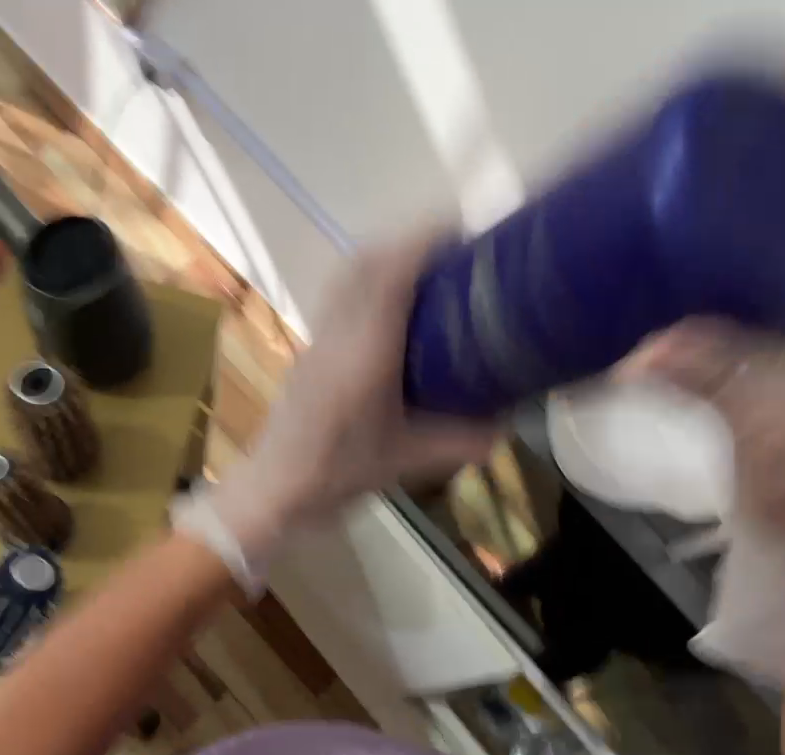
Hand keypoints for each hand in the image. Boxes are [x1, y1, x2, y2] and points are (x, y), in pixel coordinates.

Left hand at [178, 233, 500, 589]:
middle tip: (453, 252)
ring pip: (348, 274)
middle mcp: (337, 334)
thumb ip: (460, 440)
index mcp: (364, 354)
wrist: (275, 490)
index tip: (464, 233)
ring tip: (426, 271)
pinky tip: (391, 307)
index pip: (391, 275)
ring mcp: (317, 338)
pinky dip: (368, 282)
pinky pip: (338, 296)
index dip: (425, 243)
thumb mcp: (407, 461)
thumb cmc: (337, 476)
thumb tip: (509, 427)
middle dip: (410, 242)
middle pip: (367, 261)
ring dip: (386, 258)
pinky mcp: (308, 349)